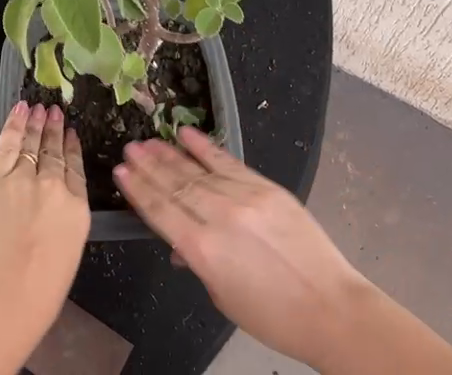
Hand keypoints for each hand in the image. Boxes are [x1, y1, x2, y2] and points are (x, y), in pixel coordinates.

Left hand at [0, 102, 89, 327]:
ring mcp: (24, 179)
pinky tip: (19, 110)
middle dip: (54, 131)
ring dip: (35, 124)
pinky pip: (7, 143)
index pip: (76, 172)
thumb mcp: (64, 261)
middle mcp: (54, 188)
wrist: (0, 296)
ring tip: (39, 108)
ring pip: (32, 144)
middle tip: (55, 112)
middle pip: (55, 153)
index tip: (71, 135)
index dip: (72, 150)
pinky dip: (14, 124)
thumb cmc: (34, 297)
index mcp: (77, 212)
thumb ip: (61, 231)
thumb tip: (52, 222)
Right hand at [116, 127, 451, 373]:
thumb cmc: (273, 316)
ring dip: (170, 154)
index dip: (138, 189)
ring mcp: (245, 198)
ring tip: (149, 141)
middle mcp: (219, 217)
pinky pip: (229, 162)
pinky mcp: (267, 188)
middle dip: (149, 166)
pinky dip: (206, 147)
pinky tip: (187, 135)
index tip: (120, 171)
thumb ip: (197, 262)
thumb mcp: (223, 296)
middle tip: (129, 148)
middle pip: (175, 185)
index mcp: (203, 250)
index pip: (160, 211)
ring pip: (198, 170)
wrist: (331, 308)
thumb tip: (178, 241)